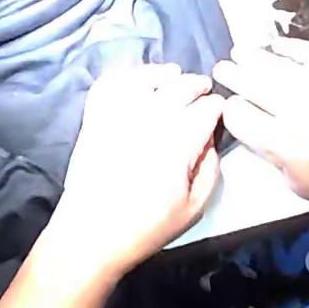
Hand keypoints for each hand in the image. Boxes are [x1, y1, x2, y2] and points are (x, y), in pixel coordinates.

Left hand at [35, 65, 224, 285]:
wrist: (90, 233)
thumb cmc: (145, 226)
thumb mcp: (194, 207)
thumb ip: (210, 169)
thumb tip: (210, 140)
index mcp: (180, 140)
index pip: (207, 107)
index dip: (216, 107)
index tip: (218, 111)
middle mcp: (151, 117)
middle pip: (181, 86)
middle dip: (196, 85)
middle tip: (202, 90)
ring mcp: (120, 112)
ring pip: (148, 77)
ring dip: (165, 74)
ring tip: (172, 75)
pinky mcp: (96, 115)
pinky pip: (111, 82)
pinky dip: (126, 74)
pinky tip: (136, 79)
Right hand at [214, 38, 308, 224]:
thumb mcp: (298, 183)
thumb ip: (269, 151)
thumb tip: (250, 123)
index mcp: (290, 146)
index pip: (240, 115)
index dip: (230, 112)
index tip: (230, 110)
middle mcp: (303, 111)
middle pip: (252, 82)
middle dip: (232, 76)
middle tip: (220, 70)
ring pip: (274, 62)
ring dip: (251, 56)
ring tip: (238, 53)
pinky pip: (306, 50)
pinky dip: (287, 45)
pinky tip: (273, 47)